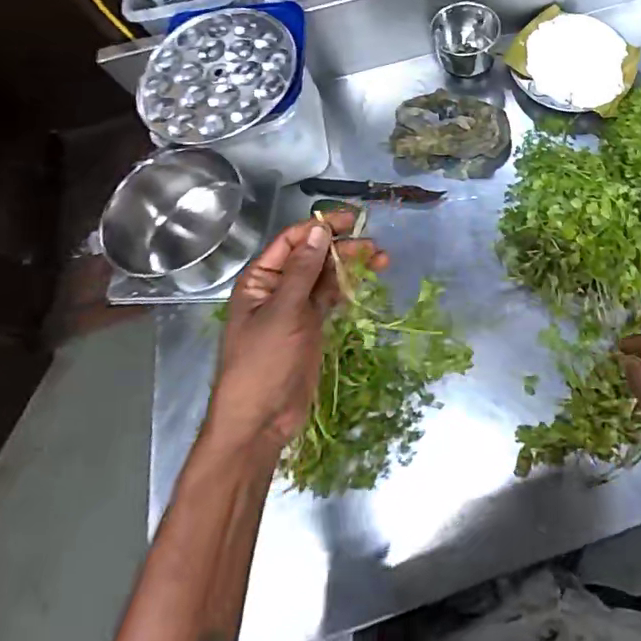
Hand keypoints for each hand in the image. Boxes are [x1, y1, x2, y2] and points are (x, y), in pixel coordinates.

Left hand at [202, 211, 388, 452]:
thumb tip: (319, 229)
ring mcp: (294, 308)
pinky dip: (347, 288)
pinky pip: (330, 298)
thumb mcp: (283, 312)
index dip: (320, 227)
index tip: (351, 220)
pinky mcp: (310, 326)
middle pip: (312, 256)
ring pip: (325, 276)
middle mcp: (276, 288)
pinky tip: (365, 282)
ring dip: (350, 266)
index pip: (292, 241)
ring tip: (381, 261)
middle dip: (342, 247)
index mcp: (260, 280)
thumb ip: (303, 270)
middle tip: (375, 247)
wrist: (259, 421)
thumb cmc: (263, 363)